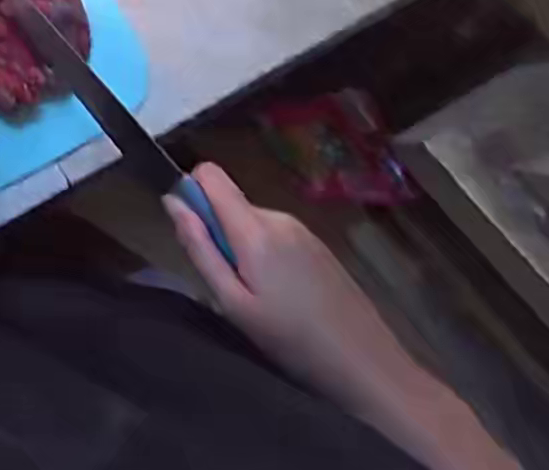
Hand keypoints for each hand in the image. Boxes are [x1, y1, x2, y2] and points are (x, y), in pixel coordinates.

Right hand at [163, 164, 419, 409]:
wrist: (377, 374)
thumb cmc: (295, 341)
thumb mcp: (232, 302)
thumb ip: (198, 246)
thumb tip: (171, 201)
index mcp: (255, 228)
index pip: (210, 173)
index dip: (192, 192)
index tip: (195, 229)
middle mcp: (279, 218)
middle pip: (227, 201)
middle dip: (217, 230)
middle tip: (231, 280)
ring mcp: (304, 231)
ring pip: (249, 219)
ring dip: (242, 245)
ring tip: (260, 293)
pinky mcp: (320, 247)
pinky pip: (273, 233)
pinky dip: (265, 253)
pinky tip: (285, 295)